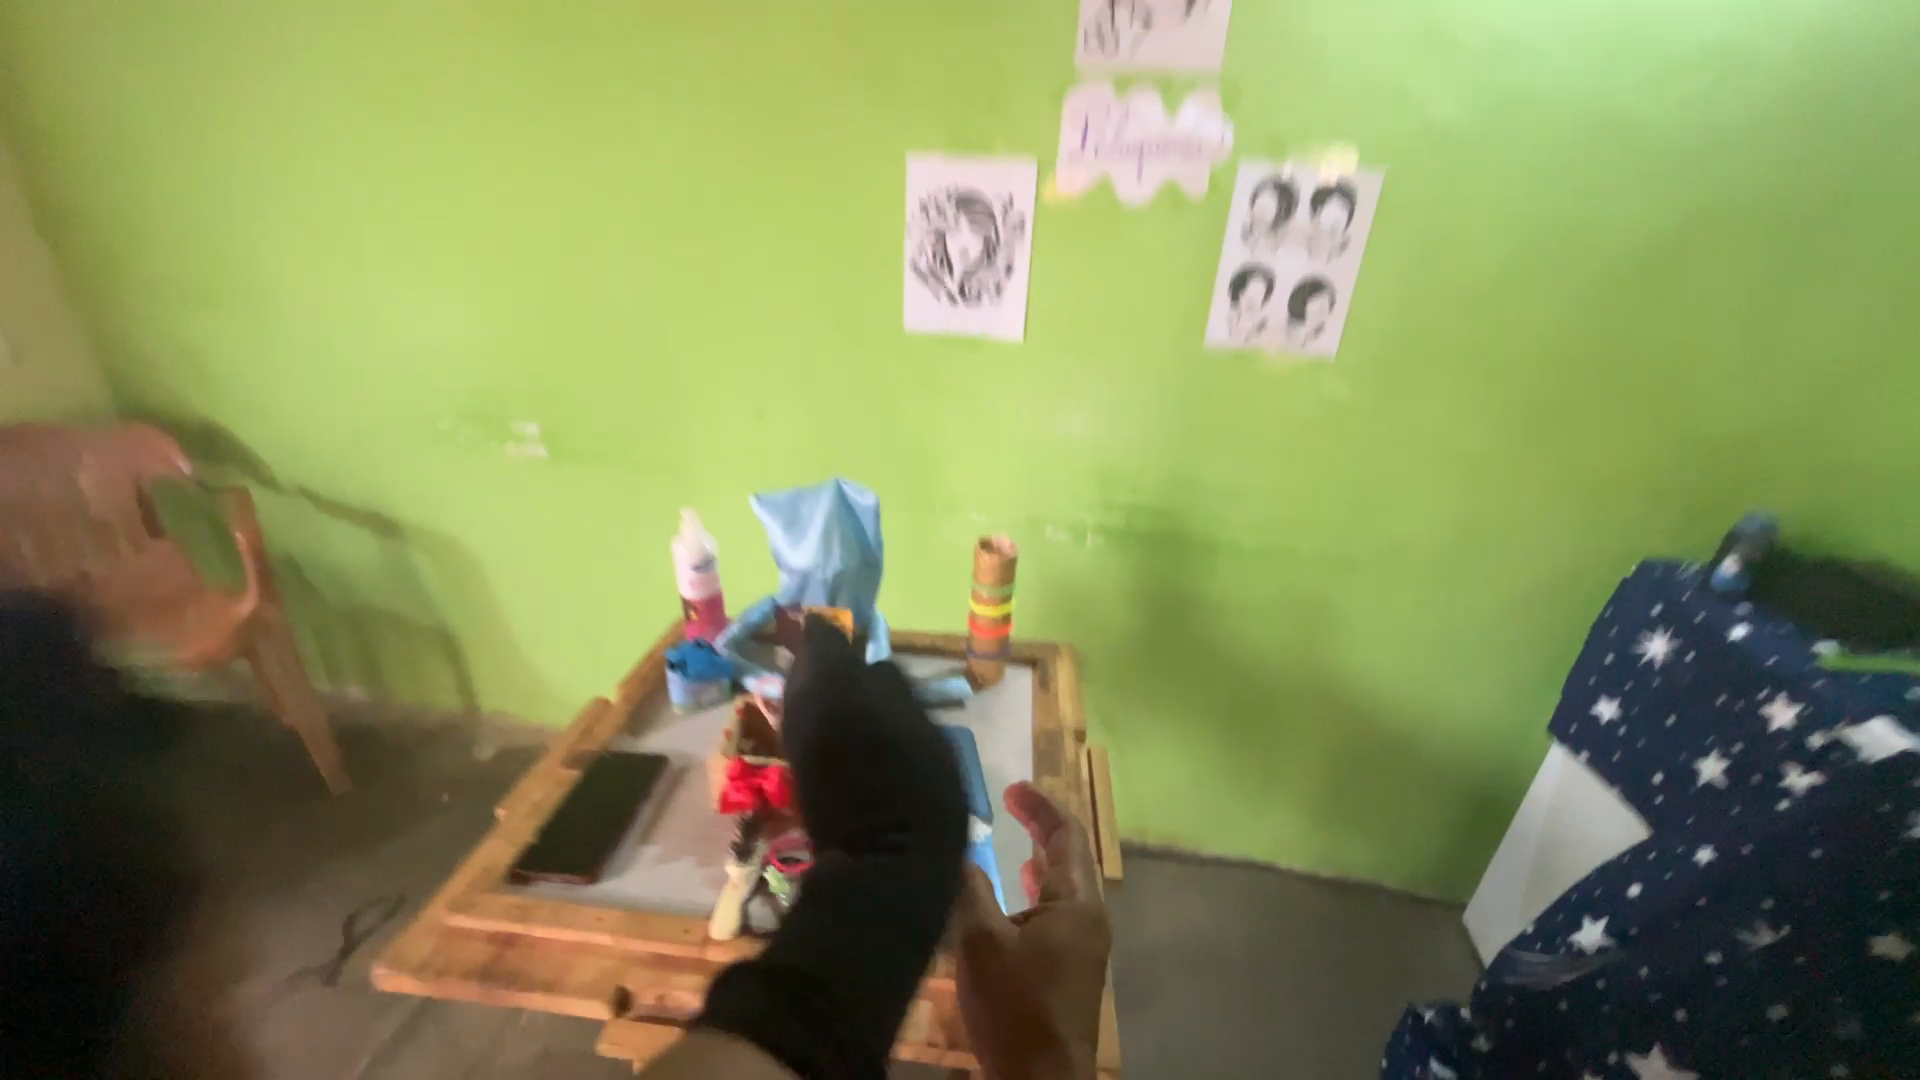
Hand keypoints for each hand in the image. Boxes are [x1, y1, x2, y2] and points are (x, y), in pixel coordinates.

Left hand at [695, 616, 966, 1079]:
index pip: (821, 634)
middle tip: (862, 663)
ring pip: (803, 691)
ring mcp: (795, 737)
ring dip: (826, 685)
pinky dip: (823, 712)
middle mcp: (804, 705)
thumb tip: (872, 666)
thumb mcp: (922, 729)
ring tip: (860, 695)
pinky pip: (806, 718)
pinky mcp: (797, 765)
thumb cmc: (917, 793)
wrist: (882, 868)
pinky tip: (851, 725)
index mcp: (837, 685)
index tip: (860, 634)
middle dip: (829, 657)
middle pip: (806, 662)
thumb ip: (892, 688)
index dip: (839, 630)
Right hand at [954, 782, 1112, 1079]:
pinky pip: (1059, 909)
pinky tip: (1018, 892)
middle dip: (1042, 825)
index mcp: (1077, 903)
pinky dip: (1039, 887)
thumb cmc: (1015, 1007)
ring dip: (1041, 856)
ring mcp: (1085, 944)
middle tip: (1012, 803)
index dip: (1041, 805)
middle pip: (1072, 855)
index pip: (1067, 834)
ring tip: (1015, 838)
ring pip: (1066, 884)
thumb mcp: (981, 941)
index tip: (1012, 787)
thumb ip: (972, 887)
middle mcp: (1090, 916)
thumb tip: (962, 848)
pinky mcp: (1073, 966)